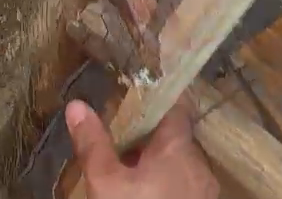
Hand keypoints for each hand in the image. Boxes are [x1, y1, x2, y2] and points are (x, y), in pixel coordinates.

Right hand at [68, 99, 219, 198]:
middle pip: (175, 139)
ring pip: (178, 167)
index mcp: (181, 150)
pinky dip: (163, 186)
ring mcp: (204, 197)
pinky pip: (182, 190)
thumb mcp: (105, 182)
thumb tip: (77, 104)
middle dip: (148, 137)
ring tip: (124, 166)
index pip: (176, 108)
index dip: (155, 99)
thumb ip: (93, 143)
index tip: (132, 93)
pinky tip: (139, 193)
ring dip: (155, 164)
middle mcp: (201, 170)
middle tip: (118, 135)